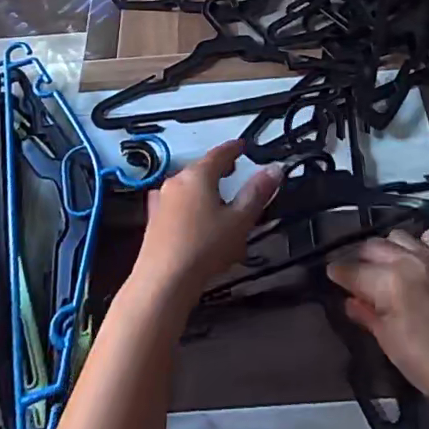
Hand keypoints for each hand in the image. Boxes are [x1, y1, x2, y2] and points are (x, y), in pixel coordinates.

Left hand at [132, 140, 282, 294]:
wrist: (164, 282)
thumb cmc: (200, 250)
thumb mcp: (240, 220)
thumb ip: (258, 192)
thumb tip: (273, 171)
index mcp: (197, 176)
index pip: (219, 153)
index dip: (234, 149)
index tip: (240, 146)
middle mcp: (176, 184)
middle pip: (201, 168)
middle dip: (219, 169)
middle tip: (233, 170)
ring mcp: (162, 203)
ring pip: (188, 188)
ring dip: (204, 189)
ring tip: (219, 201)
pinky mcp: (155, 222)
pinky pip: (177, 206)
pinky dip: (190, 207)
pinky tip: (196, 222)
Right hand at [327, 230, 428, 404]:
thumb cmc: (428, 364)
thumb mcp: (389, 343)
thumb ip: (367, 315)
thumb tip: (349, 301)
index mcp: (389, 282)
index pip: (353, 270)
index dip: (337, 273)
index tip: (330, 274)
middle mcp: (408, 261)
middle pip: (373, 247)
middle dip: (359, 259)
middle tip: (354, 277)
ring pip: (397, 236)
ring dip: (386, 249)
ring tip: (383, 268)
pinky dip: (417, 243)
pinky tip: (414, 259)